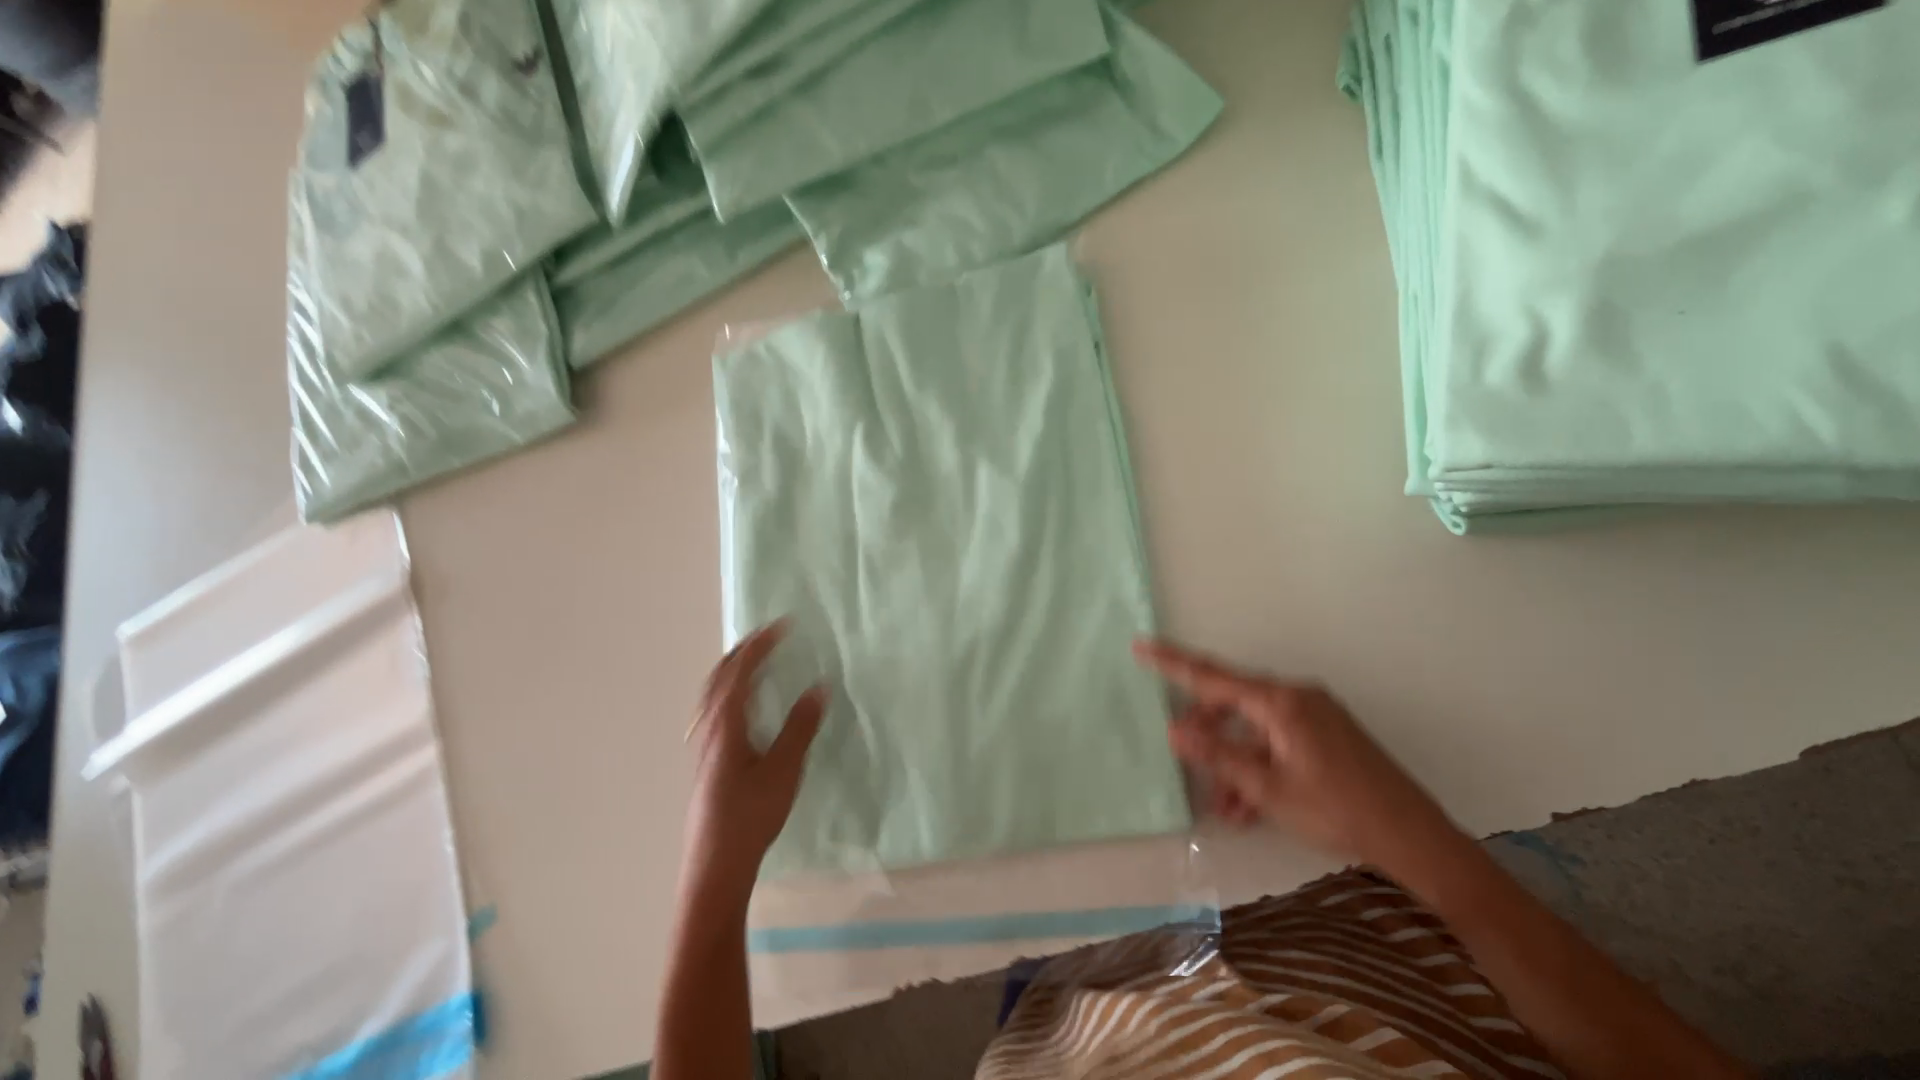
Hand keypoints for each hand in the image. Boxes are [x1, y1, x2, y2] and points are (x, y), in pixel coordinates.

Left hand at [682, 620, 826, 898]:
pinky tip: (743, 709)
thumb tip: (818, 688)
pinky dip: (728, 691)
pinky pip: (713, 710)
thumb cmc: (750, 816)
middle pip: (718, 677)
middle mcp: (708, 729)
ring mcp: (703, 747)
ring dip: (732, 670)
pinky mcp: (706, 763)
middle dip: (742, 651)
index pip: (741, 671)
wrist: (716, 864)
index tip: (782, 625)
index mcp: (726, 724)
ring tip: (754, 663)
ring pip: (711, 695)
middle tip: (767, 636)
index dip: (761, 645)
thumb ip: (800, 728)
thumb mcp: (784, 771)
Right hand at [1134, 639, 1465, 870]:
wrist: (1408, 833)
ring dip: (1233, 761)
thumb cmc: (1334, 809)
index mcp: (1280, 702)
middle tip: (1187, 763)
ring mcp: (1315, 713)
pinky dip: (1258, 764)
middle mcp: (1297, 697)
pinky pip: (1276, 739)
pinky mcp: (1326, 733)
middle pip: (1233, 704)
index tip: (1141, 645)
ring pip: (1254, 728)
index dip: (1173, 662)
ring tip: (1224, 808)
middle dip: (1207, 735)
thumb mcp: (1266, 787)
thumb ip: (1217, 754)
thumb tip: (1174, 730)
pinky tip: (1249, 807)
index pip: (1213, 676)